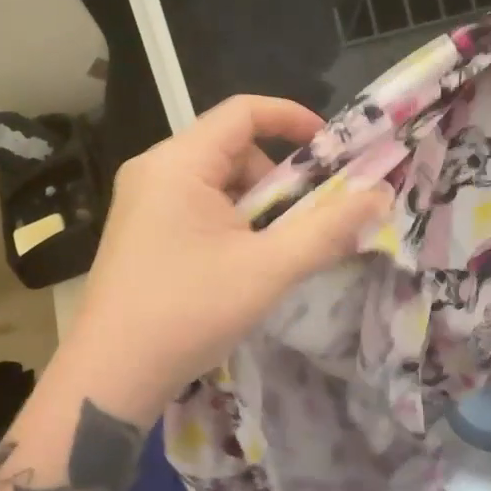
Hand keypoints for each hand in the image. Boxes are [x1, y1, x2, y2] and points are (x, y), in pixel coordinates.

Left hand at [66, 96, 387, 415]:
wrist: (109, 379)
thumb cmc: (188, 312)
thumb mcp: (268, 269)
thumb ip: (328, 229)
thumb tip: (381, 195)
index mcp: (178, 163)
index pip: (243, 112)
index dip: (293, 119)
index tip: (334, 147)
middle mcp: (155, 170)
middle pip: (232, 147)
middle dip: (279, 176)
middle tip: (312, 215)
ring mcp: (143, 201)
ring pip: (217, 180)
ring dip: (258, 204)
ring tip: (279, 249)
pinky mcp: (141, 230)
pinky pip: (198, 205)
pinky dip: (233, 220)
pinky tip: (247, 262)